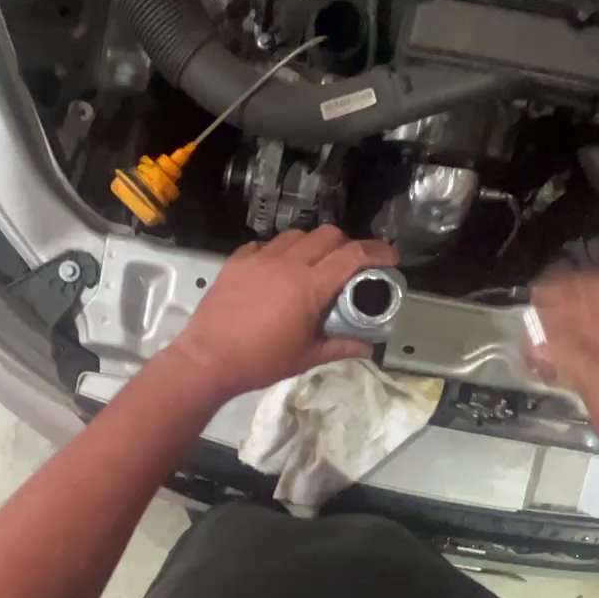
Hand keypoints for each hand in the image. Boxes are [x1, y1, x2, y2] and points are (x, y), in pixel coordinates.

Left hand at [167, 224, 396, 399]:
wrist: (208, 359)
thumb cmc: (260, 361)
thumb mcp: (305, 357)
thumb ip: (340, 346)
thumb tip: (368, 348)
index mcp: (309, 286)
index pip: (353, 255)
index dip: (378, 252)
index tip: (391, 258)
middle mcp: (287, 264)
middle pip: (328, 235)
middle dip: (346, 245)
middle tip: (349, 266)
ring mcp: (259, 259)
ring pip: (295, 236)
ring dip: (311, 245)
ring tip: (312, 266)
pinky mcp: (236, 262)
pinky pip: (264, 245)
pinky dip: (277, 252)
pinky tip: (276, 271)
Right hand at [526, 273, 598, 479]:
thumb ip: (570, 359)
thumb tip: (536, 341)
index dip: (570, 290)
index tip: (538, 293)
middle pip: (593, 316)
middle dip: (559, 316)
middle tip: (527, 320)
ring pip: (586, 341)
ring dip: (557, 340)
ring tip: (528, 345)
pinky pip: (585, 365)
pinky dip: (563, 362)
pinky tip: (542, 368)